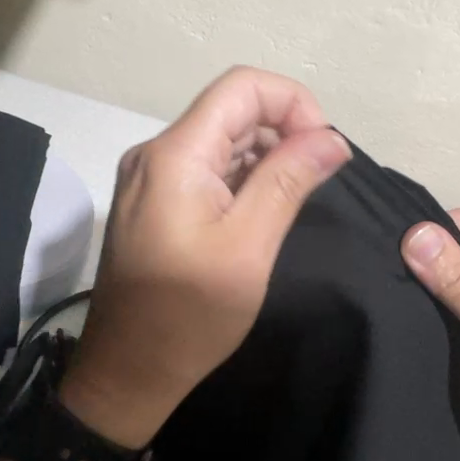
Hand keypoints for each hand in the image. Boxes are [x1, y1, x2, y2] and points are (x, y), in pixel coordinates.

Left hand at [61, 67, 350, 447]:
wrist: (128, 373)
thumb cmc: (190, 316)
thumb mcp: (250, 247)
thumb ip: (288, 181)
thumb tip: (331, 138)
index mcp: (175, 155)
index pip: (242, 87)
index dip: (294, 104)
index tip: (324, 152)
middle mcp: (155, 154)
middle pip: (230, 111)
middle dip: (283, 132)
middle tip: (316, 184)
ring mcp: (149, 180)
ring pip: (220, 142)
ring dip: (264, 159)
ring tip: (291, 205)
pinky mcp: (152, 205)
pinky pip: (204, 172)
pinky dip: (241, 181)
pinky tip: (260, 217)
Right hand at [400, 207, 459, 460]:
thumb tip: (415, 233)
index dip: (442, 230)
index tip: (396, 246)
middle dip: (428, 260)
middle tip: (378, 269)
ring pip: (451, 288)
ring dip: (423, 291)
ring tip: (379, 292)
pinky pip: (447, 320)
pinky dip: (425, 318)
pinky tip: (396, 318)